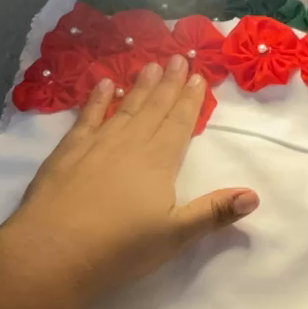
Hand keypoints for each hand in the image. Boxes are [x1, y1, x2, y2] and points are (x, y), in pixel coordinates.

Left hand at [0, 53, 257, 297]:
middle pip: (155, 108)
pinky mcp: (68, 151)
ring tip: (151, 64)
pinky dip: (96, 100)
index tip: (198, 77)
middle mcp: (131, 143)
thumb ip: (214, 212)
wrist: (53, 250)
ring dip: (140, 86)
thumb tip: (254, 194)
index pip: (180, 123)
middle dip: (169, 83)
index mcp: (160, 161)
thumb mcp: (175, 235)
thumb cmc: (119, 247)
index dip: (190, 100)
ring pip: (125, 107)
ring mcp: (97, 144)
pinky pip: (88, 117)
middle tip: (179, 58)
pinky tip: (102, 84)